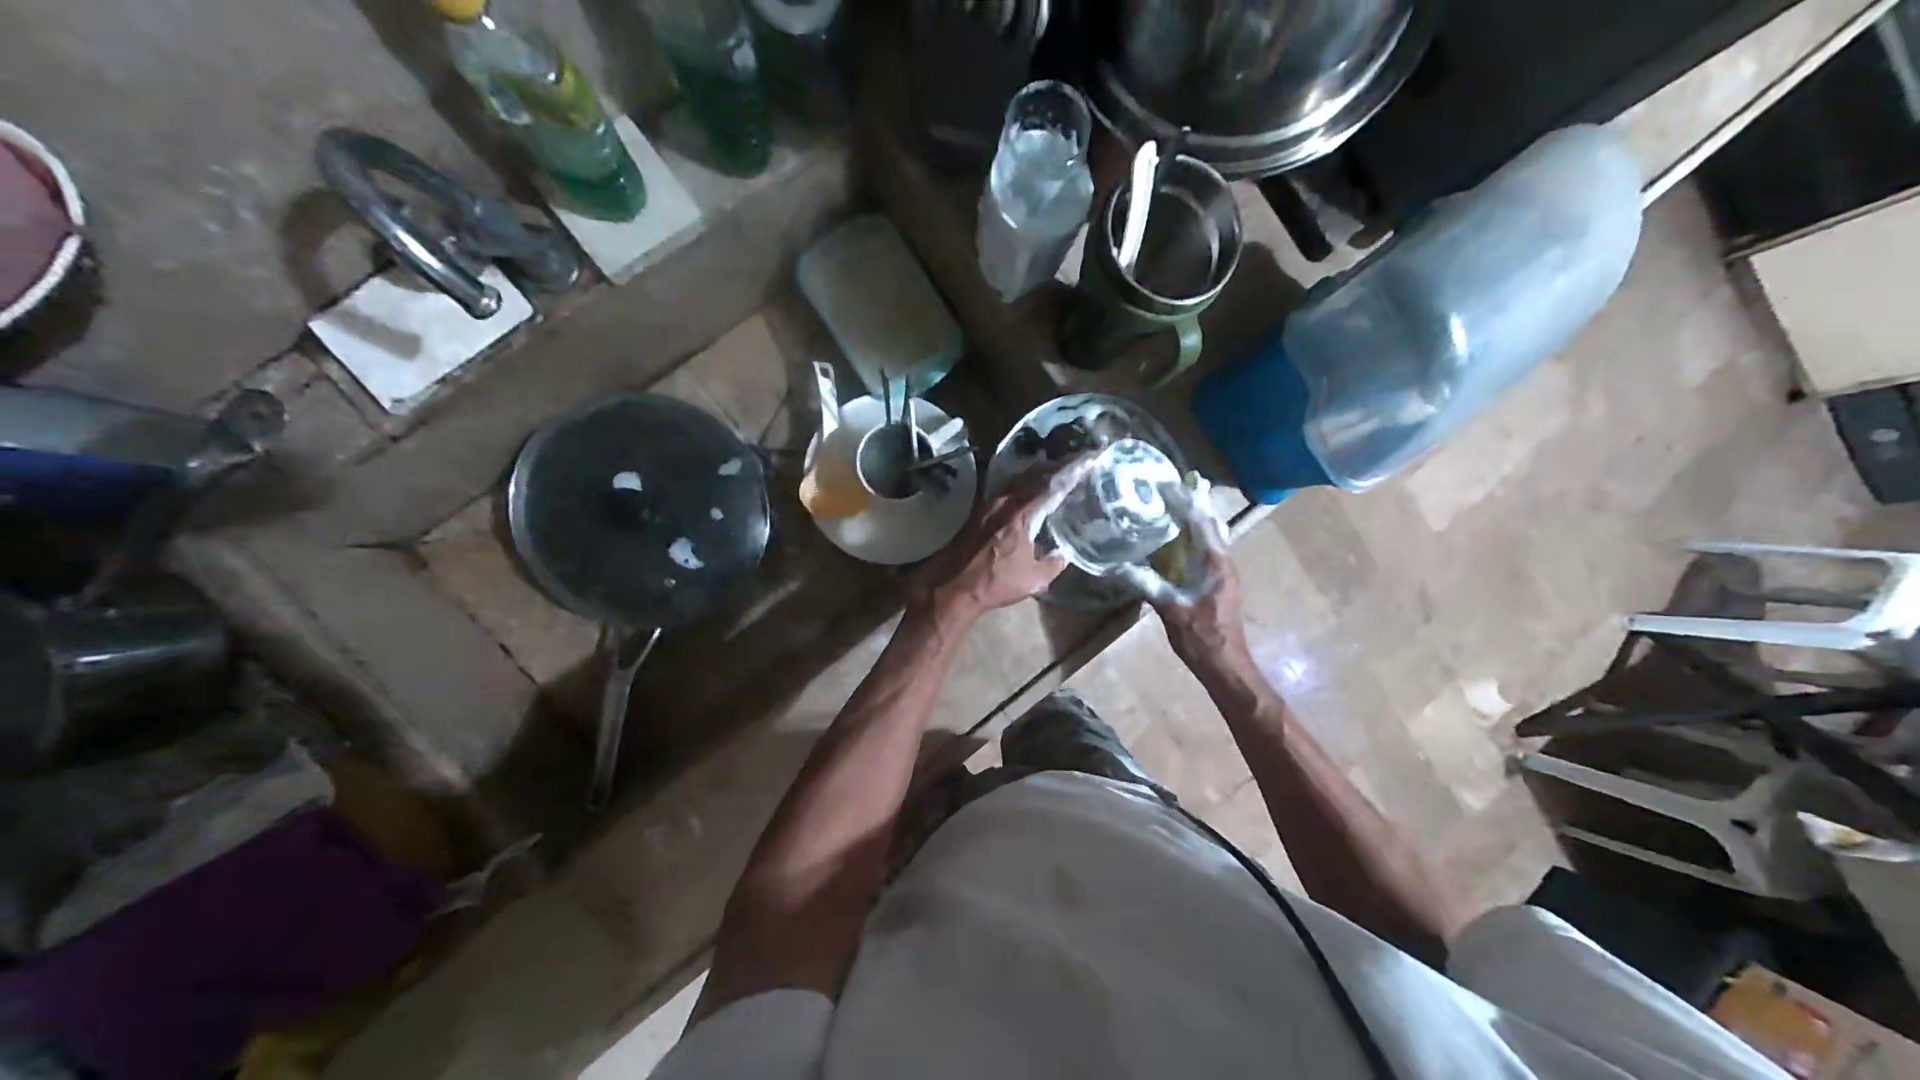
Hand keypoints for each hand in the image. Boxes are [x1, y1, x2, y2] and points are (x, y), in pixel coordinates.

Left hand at [913, 456, 1098, 622]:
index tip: (1091, 456)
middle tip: (1077, 460)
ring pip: (1018, 479)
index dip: (1074, 469)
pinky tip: (1027, 489)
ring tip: (1056, 471)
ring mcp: (987, 503)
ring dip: (1038, 473)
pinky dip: (1022, 484)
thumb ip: (1054, 563)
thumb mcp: (1034, 578)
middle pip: (1034, 474)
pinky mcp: (978, 510)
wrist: (951, 586)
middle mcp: (1003, 500)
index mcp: (1020, 512)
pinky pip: (1005, 488)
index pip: (1052, 484)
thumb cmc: (994, 582)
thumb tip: (1063, 553)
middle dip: (1058, 466)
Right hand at [1116, 479, 1248, 669]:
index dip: (1184, 500)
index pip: (1200, 521)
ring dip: (1195, 514)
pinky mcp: (1215, 580)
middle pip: (1209, 521)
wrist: (1226, 665)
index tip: (1165, 483)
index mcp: (1215, 563)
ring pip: (1209, 533)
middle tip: (1175, 480)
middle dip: (1194, 500)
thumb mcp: (1171, 610)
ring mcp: (1220, 570)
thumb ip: (1148, 585)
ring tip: (1179, 496)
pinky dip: (1192, 533)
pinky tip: (1177, 534)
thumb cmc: (1203, 638)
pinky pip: (1204, 547)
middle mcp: (1222, 560)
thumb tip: (1119, 565)